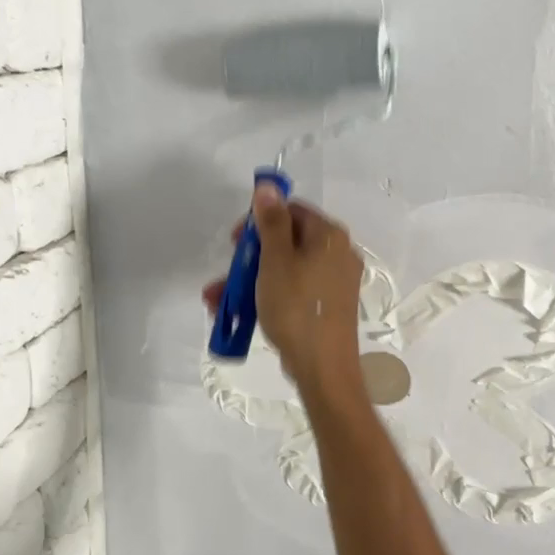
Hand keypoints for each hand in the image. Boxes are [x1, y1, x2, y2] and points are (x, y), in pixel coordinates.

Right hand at [204, 183, 365, 397]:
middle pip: (286, 241)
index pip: (291, 210)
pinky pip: (292, 291)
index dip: (260, 221)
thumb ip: (270, 222)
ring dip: (249, 280)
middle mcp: (337, 254)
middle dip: (249, 258)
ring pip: (284, 270)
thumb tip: (268, 186)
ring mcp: (334, 283)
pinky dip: (266, 296)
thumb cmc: (296, 308)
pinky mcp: (327, 307)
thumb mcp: (275, 261)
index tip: (236, 242)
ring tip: (218, 300)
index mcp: (328, 236)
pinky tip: (238, 312)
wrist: (323, 368)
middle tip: (227, 274)